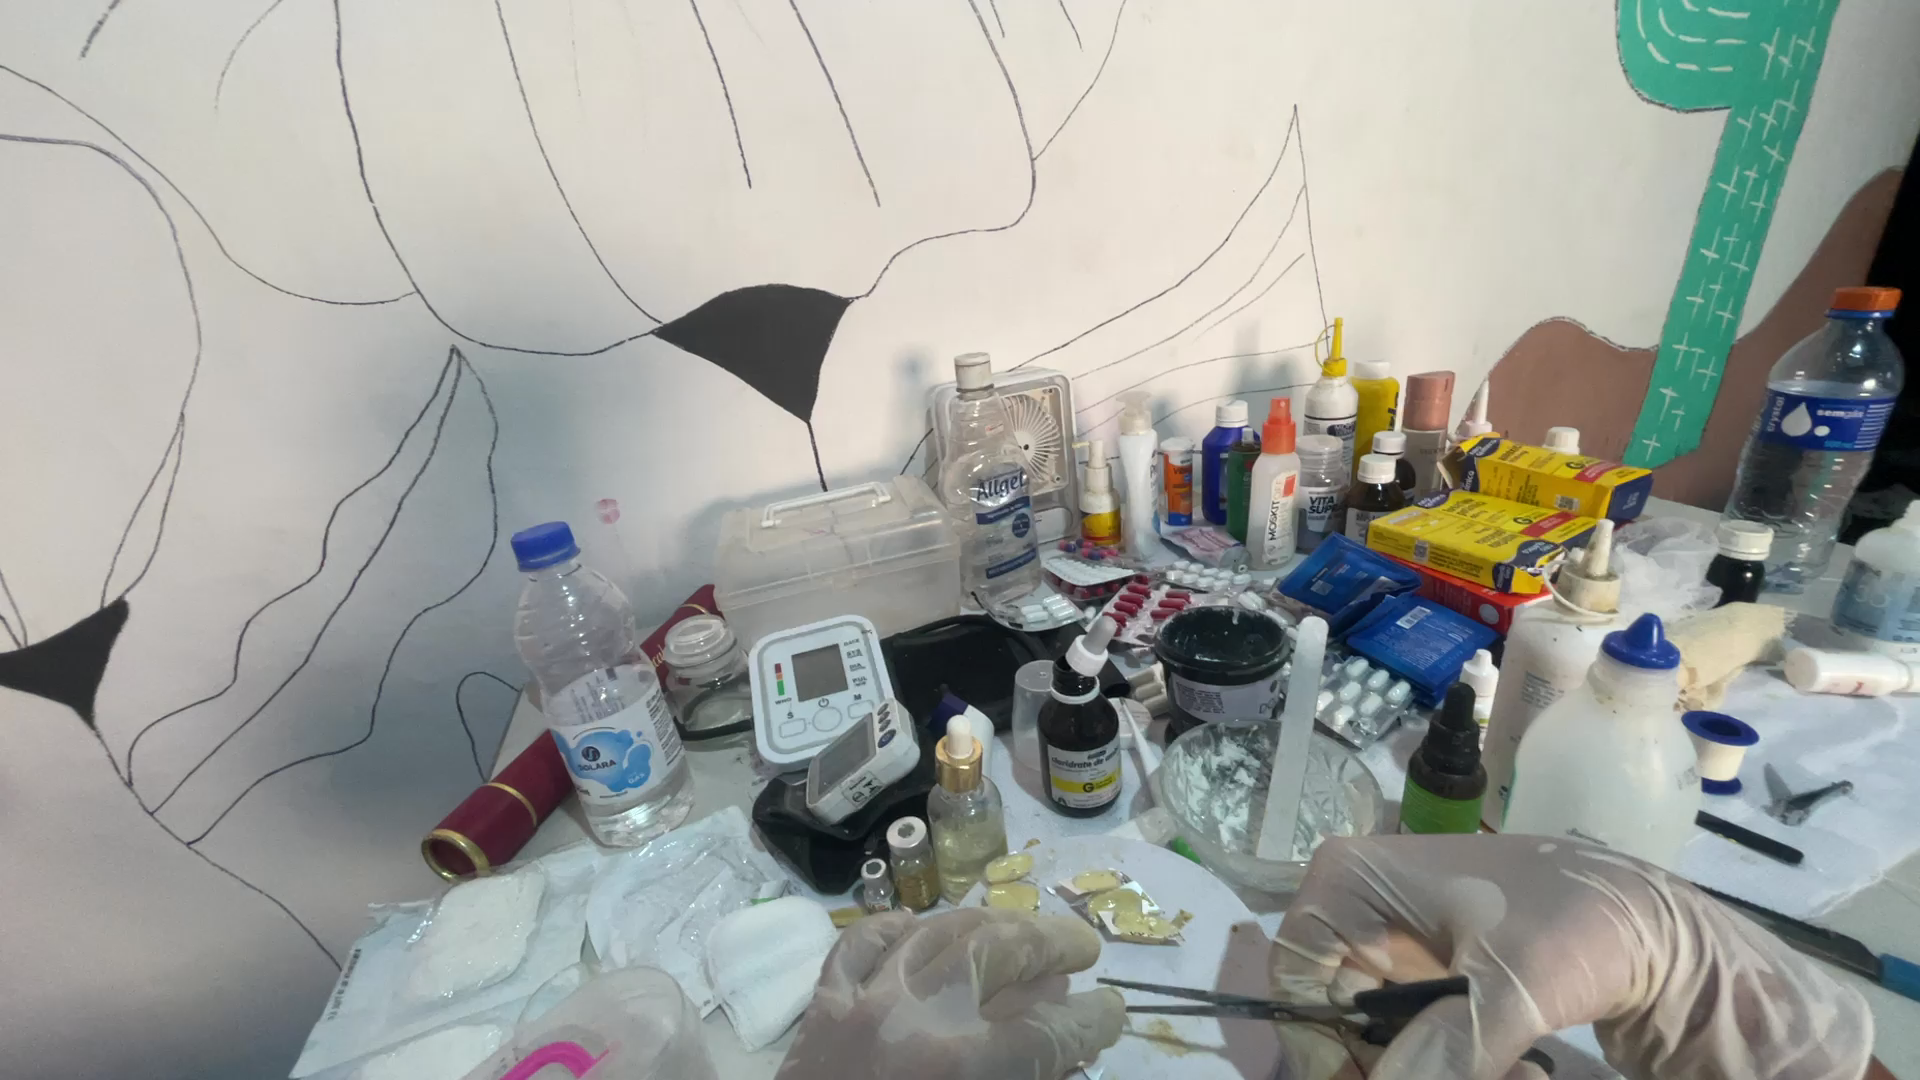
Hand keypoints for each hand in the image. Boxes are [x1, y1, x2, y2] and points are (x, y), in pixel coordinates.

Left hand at [776, 908, 1124, 1079]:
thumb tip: (1062, 1052)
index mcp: (959, 1071)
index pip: (1047, 1033)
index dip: (1091, 1020)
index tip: (1113, 1010)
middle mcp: (915, 1019)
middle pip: (998, 950)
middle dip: (1051, 941)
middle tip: (1082, 945)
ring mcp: (862, 1004)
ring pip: (937, 931)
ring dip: (987, 924)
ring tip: (1019, 929)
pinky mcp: (821, 1011)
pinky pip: (857, 947)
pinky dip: (888, 929)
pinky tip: (915, 925)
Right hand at [1270, 834, 1870, 1079]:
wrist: (1645, 916)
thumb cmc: (1569, 920)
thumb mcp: (1513, 984)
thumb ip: (1450, 1047)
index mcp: (1344, 884)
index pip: (1294, 975)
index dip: (1318, 1047)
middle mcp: (1346, 908)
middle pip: (1324, 1009)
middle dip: (1383, 1065)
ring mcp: (1377, 939)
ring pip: (1362, 1030)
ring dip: (1421, 1070)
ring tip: (1510, 1079)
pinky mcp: (1410, 970)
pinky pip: (1398, 1032)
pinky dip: (1439, 1065)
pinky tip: (1507, 1073)